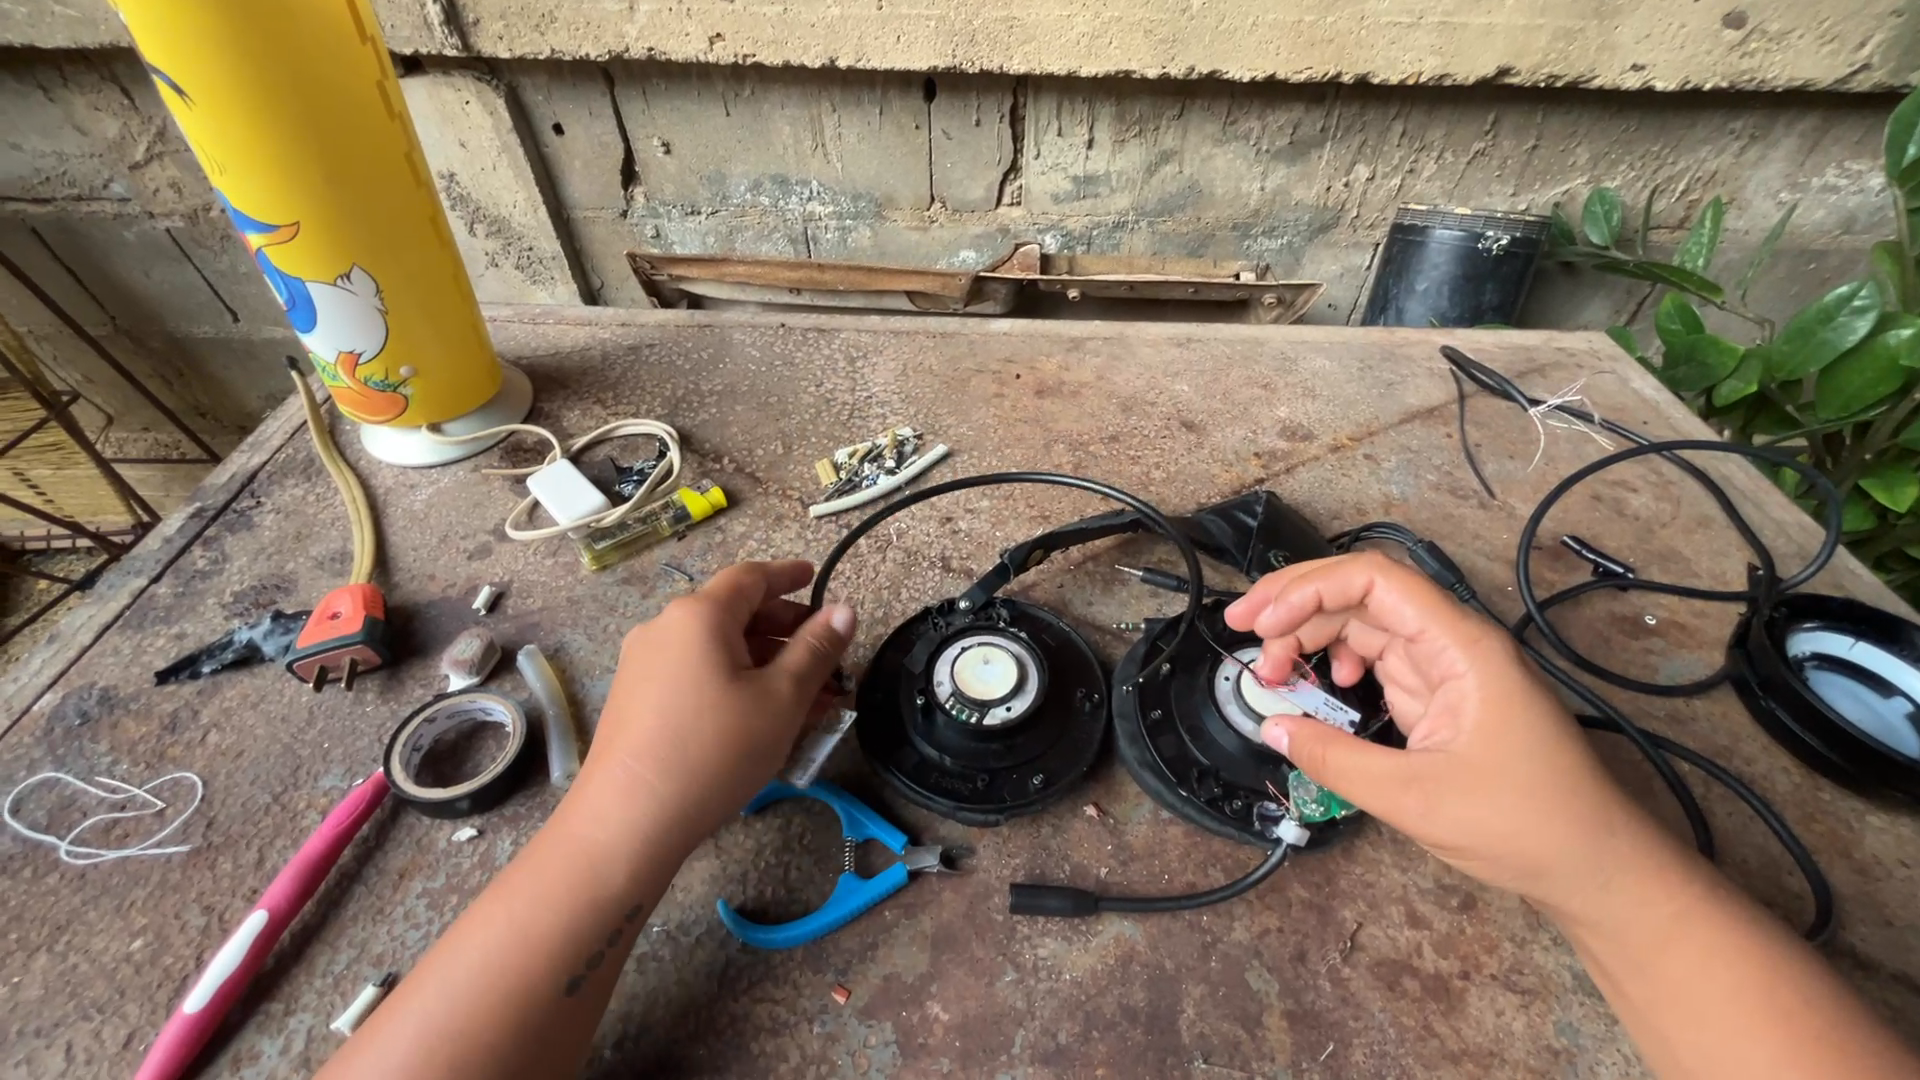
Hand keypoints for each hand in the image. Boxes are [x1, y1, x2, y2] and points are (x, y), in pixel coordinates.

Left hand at [573, 560, 855, 850]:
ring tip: (807, 696)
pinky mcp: (636, 699)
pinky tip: (762, 715)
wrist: (627, 823)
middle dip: (784, 629)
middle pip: (734, 613)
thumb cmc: (716, 751)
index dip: (788, 574)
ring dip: (765, 663)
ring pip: (718, 649)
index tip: (815, 577)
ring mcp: (644, 664)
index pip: (751, 577)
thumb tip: (845, 610)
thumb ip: (817, 649)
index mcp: (699, 616)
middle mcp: (665, 628)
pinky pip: (696, 673)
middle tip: (824, 651)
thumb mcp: (781, 698)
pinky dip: (734, 681)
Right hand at [1224, 552, 1673, 914]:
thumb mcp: (1416, 799)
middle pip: (1359, 591)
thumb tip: (1271, 726)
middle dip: (1293, 602)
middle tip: (1239, 627)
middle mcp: (1450, 642)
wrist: (1598, 867)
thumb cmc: (1523, 827)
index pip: (1373, 580)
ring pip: (1360, 621)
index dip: (1307, 589)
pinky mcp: (1437, 691)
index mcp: (1458, 647)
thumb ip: (1335, 759)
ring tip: (1270, 669)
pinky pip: (1372, 654)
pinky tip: (1321, 684)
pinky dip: (1333, 660)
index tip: (1260, 624)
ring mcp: (1444, 665)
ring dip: (1307, 634)